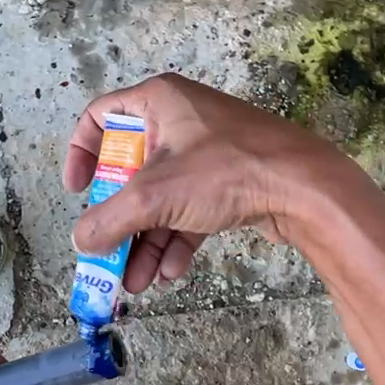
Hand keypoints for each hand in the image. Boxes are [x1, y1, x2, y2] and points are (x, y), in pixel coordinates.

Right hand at [64, 73, 360, 290]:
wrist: (307, 189)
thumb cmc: (226, 172)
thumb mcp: (154, 197)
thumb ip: (108, 220)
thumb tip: (80, 242)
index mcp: (158, 101)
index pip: (101, 117)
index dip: (81, 153)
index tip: (77, 190)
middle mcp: (180, 120)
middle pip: (130, 169)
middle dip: (118, 217)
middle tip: (106, 249)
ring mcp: (207, 152)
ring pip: (160, 197)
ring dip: (145, 240)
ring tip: (136, 283)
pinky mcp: (229, 180)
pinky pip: (189, 209)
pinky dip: (176, 240)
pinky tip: (171, 273)